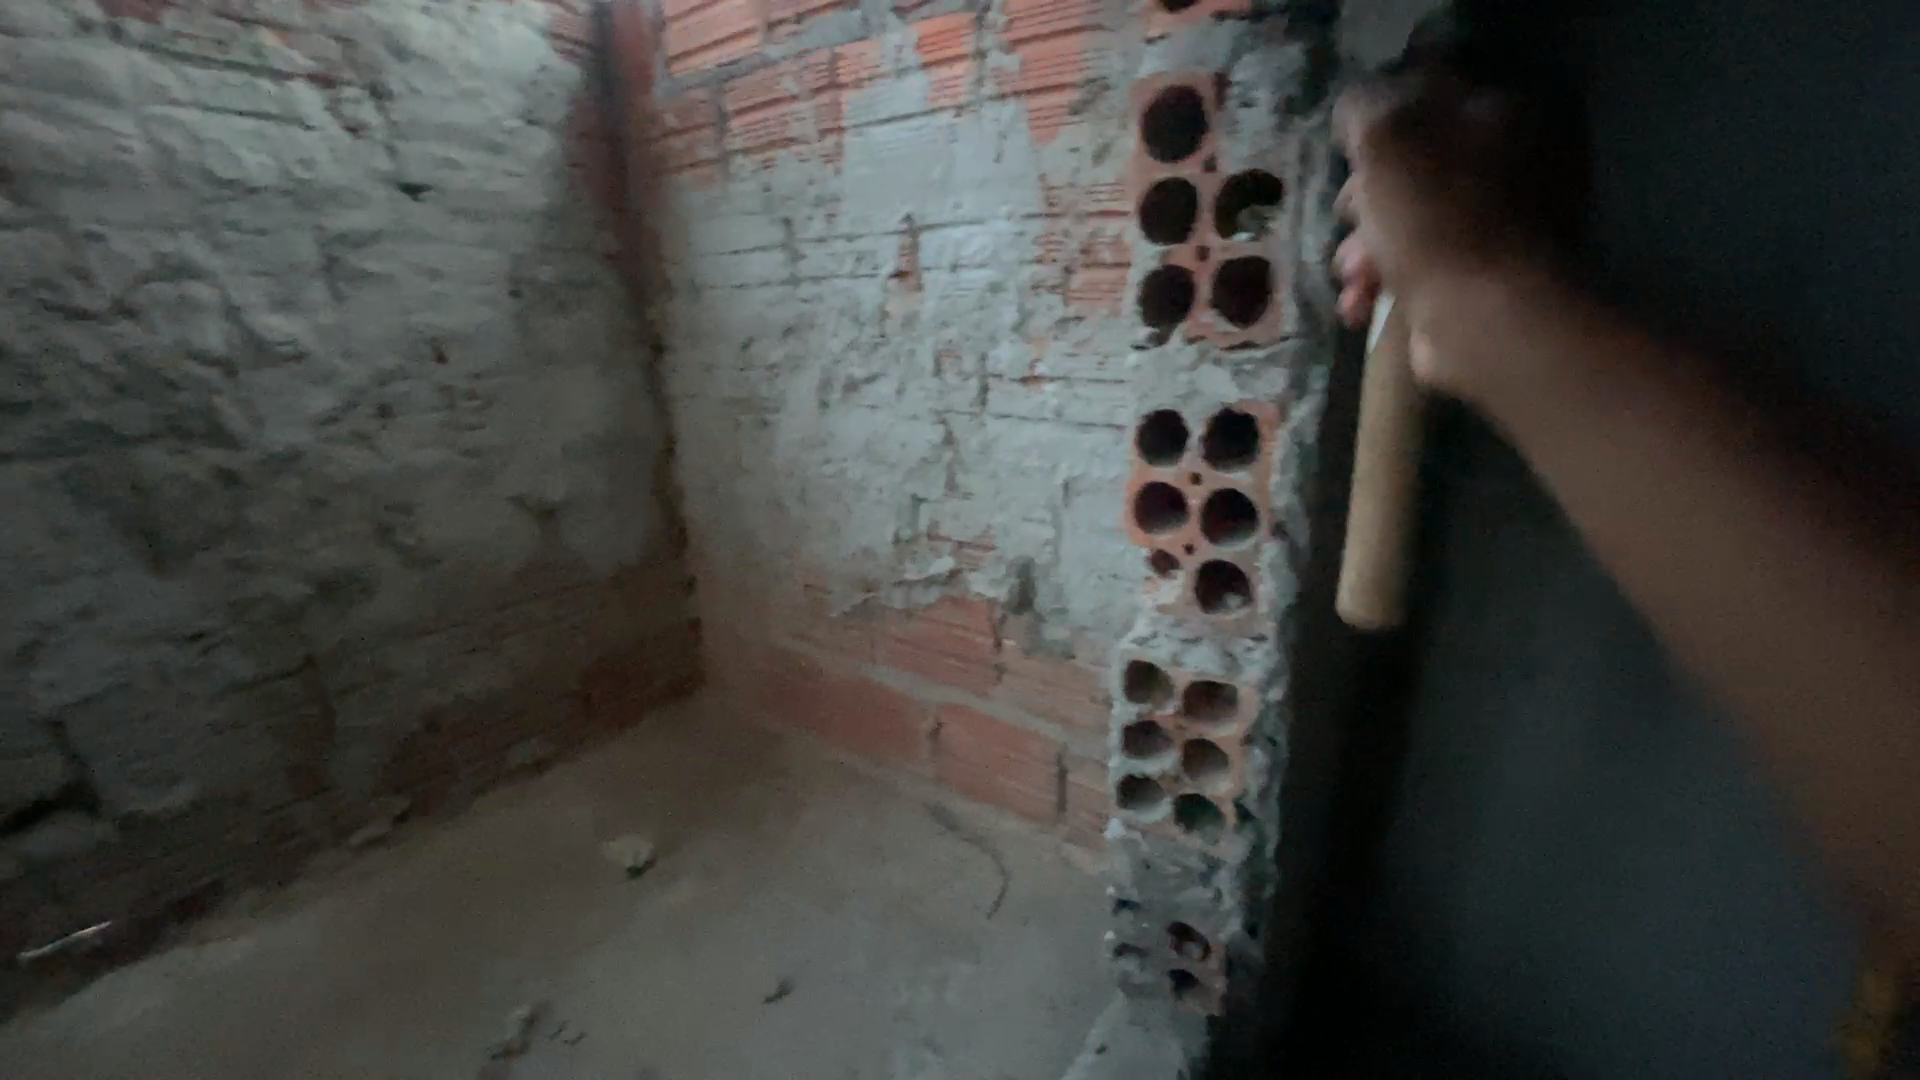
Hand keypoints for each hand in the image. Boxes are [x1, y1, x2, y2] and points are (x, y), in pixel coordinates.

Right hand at [1333, 67, 1580, 387]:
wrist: (1482, 317)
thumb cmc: (1435, 222)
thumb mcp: (1388, 142)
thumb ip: (1367, 108)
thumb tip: (1355, 109)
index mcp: (1502, 111)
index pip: (1424, 100)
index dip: (1375, 133)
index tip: (1349, 164)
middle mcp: (1514, 159)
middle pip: (1409, 168)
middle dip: (1363, 205)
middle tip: (1351, 225)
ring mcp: (1503, 222)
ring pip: (1405, 224)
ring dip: (1362, 255)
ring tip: (1354, 283)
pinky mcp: (1483, 275)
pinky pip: (1417, 268)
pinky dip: (1383, 286)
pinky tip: (1361, 306)